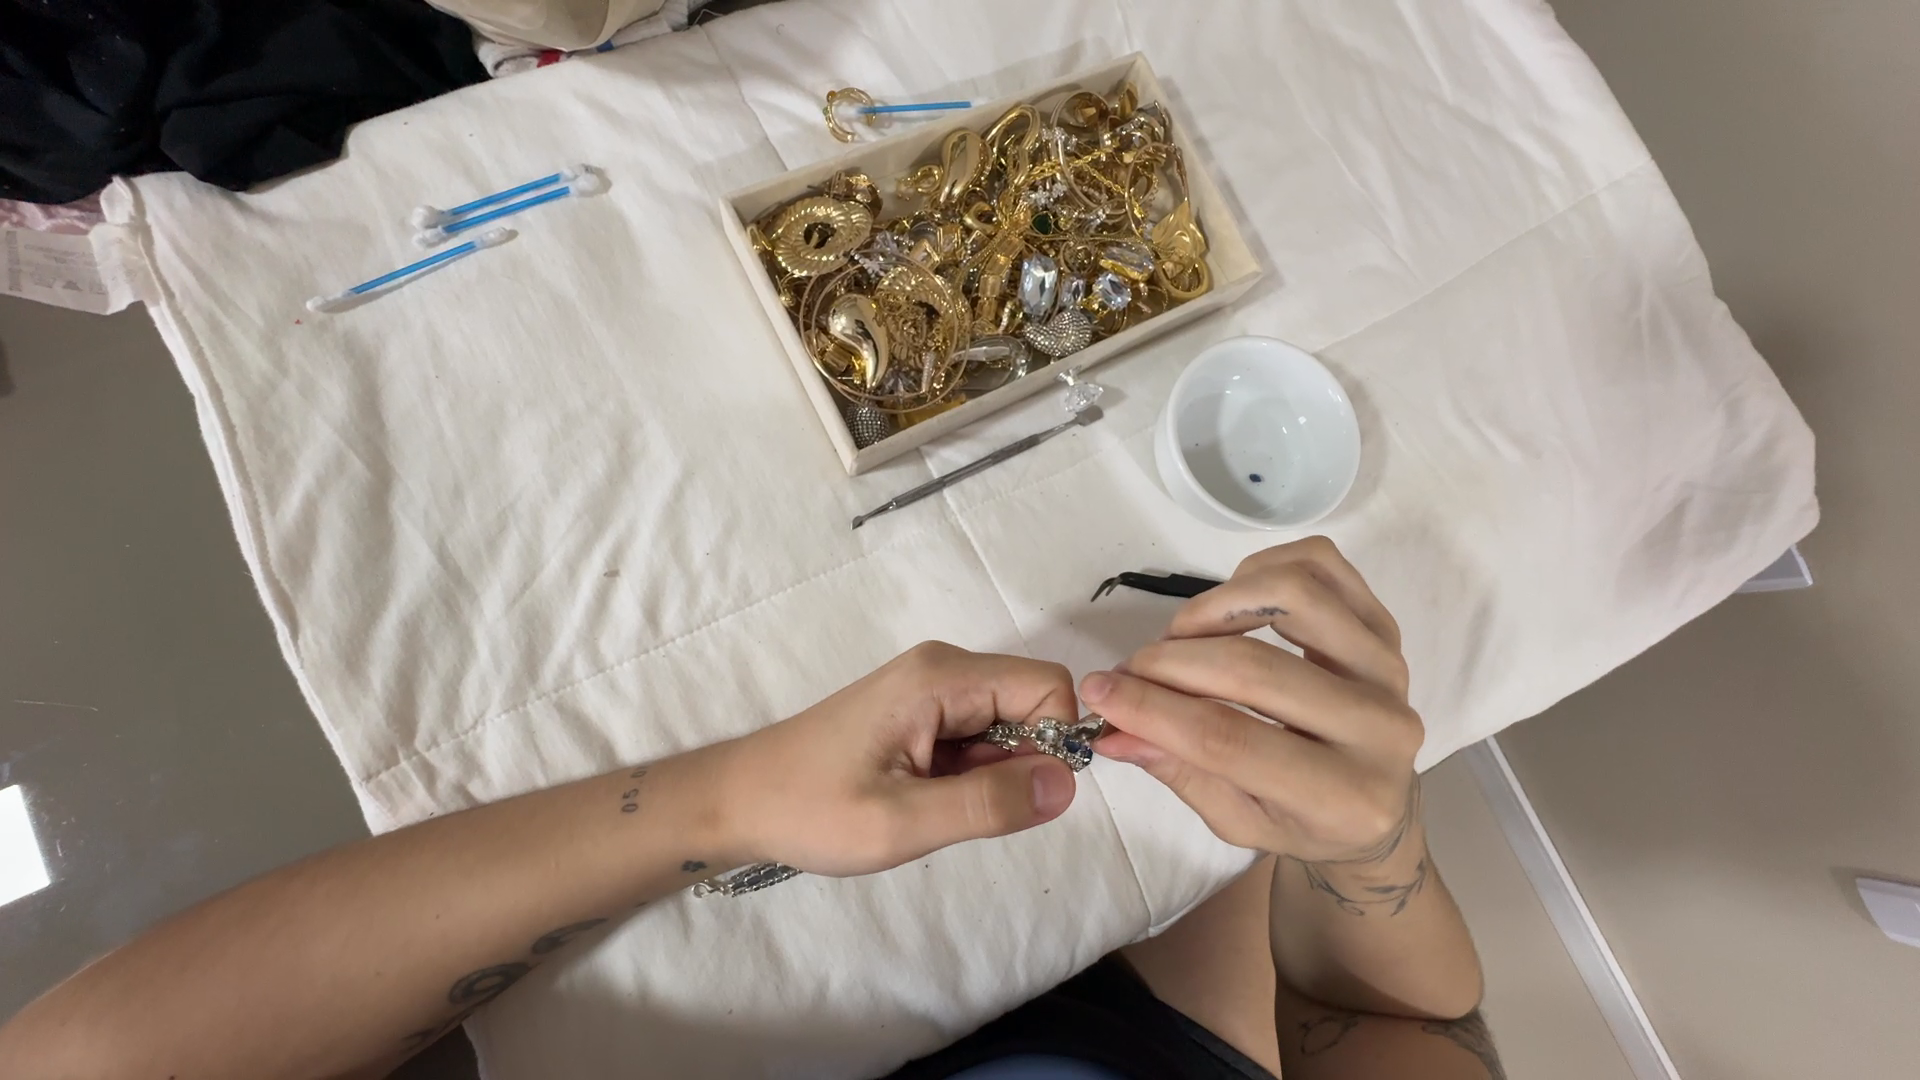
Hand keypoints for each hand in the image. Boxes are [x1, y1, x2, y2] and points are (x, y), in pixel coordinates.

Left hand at [718, 642, 1080, 877]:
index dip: (1054, 741)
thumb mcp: (901, 822)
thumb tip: (1067, 783)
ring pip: (1004, 722)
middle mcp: (943, 669)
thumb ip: (988, 803)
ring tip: (934, 804)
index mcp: (941, 678)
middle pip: (1028, 702)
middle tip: (963, 807)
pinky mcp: (919, 709)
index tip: (1021, 797)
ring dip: (992, 771)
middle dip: (1021, 761)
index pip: (1046, 687)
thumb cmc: (812, 808)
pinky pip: (975, 734)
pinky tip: (926, 796)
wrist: (741, 798)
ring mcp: (930, 687)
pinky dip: (970, 771)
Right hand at [1082, 537, 1422, 865]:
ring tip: (1180, 637)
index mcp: (1343, 796)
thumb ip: (1175, 769)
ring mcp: (1389, 666)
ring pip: (1290, 595)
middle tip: (1128, 668)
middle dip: (1167, 663)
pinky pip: (1319, 562)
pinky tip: (1229, 604)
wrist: (1377, 802)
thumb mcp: (1235, 819)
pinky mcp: (1385, 624)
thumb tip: (1111, 726)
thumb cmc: (1301, 819)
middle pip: (1252, 668)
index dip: (1151, 709)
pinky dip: (1258, 570)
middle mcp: (1381, 727)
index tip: (1097, 690)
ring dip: (1211, 608)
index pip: (1228, 740)